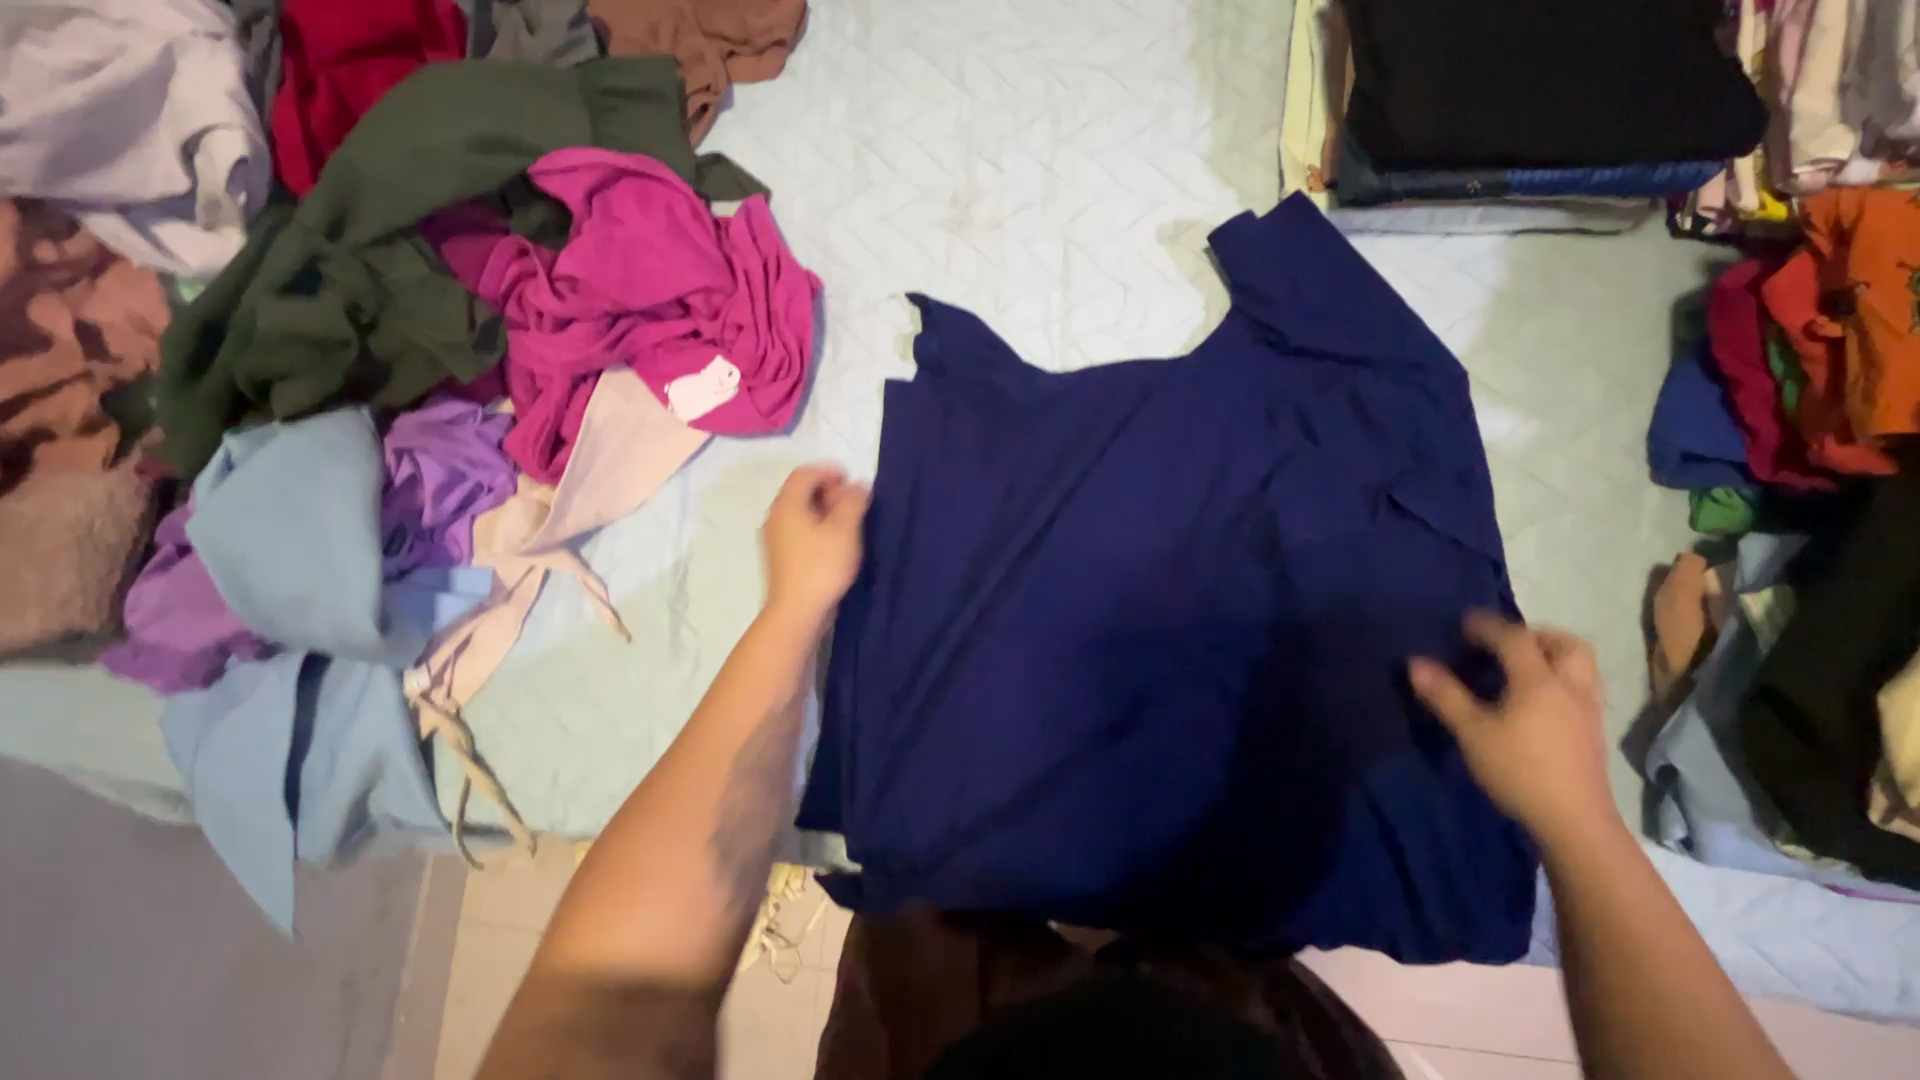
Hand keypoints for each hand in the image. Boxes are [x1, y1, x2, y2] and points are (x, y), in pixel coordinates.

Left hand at [761, 464, 869, 629]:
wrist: (796, 612)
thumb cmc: (821, 566)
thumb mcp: (844, 530)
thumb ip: (853, 502)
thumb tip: (857, 485)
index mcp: (787, 505)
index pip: (804, 473)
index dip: (828, 471)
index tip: (852, 480)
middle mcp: (775, 517)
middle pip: (800, 491)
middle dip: (828, 490)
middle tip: (853, 502)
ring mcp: (775, 538)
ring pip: (800, 512)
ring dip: (824, 510)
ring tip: (848, 523)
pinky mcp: (781, 557)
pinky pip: (799, 529)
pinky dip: (817, 526)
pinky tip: (835, 542)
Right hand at [1409, 612, 1615, 848]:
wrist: (1574, 821)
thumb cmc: (1519, 770)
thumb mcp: (1472, 733)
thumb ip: (1445, 696)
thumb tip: (1416, 664)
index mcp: (1539, 681)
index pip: (1514, 638)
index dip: (1487, 626)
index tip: (1464, 623)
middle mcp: (1570, 687)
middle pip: (1565, 643)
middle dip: (1534, 635)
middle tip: (1503, 645)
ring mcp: (1587, 710)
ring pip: (1580, 666)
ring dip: (1551, 656)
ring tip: (1520, 669)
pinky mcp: (1593, 731)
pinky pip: (1580, 687)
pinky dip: (1558, 680)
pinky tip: (1536, 701)